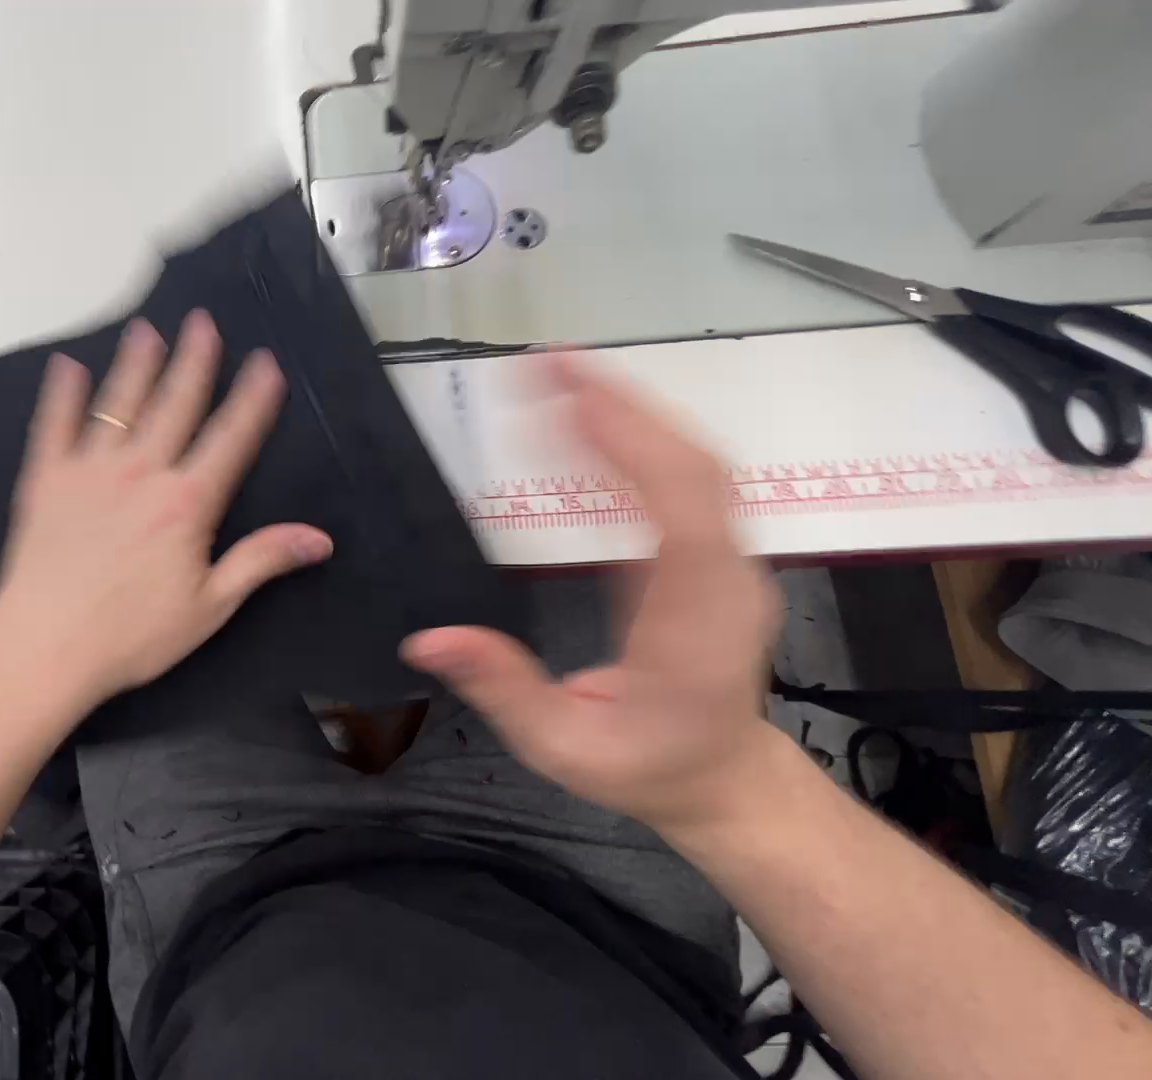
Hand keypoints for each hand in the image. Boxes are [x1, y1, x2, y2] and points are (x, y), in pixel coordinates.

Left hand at [0, 310, 332, 712]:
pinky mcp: (45, 480)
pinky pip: (53, 425)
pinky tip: (66, 367)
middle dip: (194, 361)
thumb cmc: (131, 635)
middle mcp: (141, 473)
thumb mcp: (209, 607)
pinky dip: (60, 394)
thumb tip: (319, 539)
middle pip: (174, 405)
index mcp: (186, 503)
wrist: (45, 647)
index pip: (230, 439)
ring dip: (135, 365)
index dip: (252, 399)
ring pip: (118, 404)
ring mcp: (89, 470)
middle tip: (203, 322)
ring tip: (146, 330)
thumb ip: (261, 562)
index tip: (266, 363)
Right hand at [401, 354, 784, 834]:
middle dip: (620, 403)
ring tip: (558, 375)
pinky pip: (682, 481)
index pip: (679, 509)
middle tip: (544, 364)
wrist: (720, 777)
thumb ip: (501, 690)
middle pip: (692, 464)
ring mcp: (726, 560)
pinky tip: (588, 418)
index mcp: (694, 620)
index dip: (628, 439)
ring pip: (694, 462)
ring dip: (629, 410)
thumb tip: (425, 639)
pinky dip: (636, 438)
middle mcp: (725, 575)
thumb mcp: (562, 747)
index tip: (565, 391)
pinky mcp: (709, 553)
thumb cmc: (645, 767)